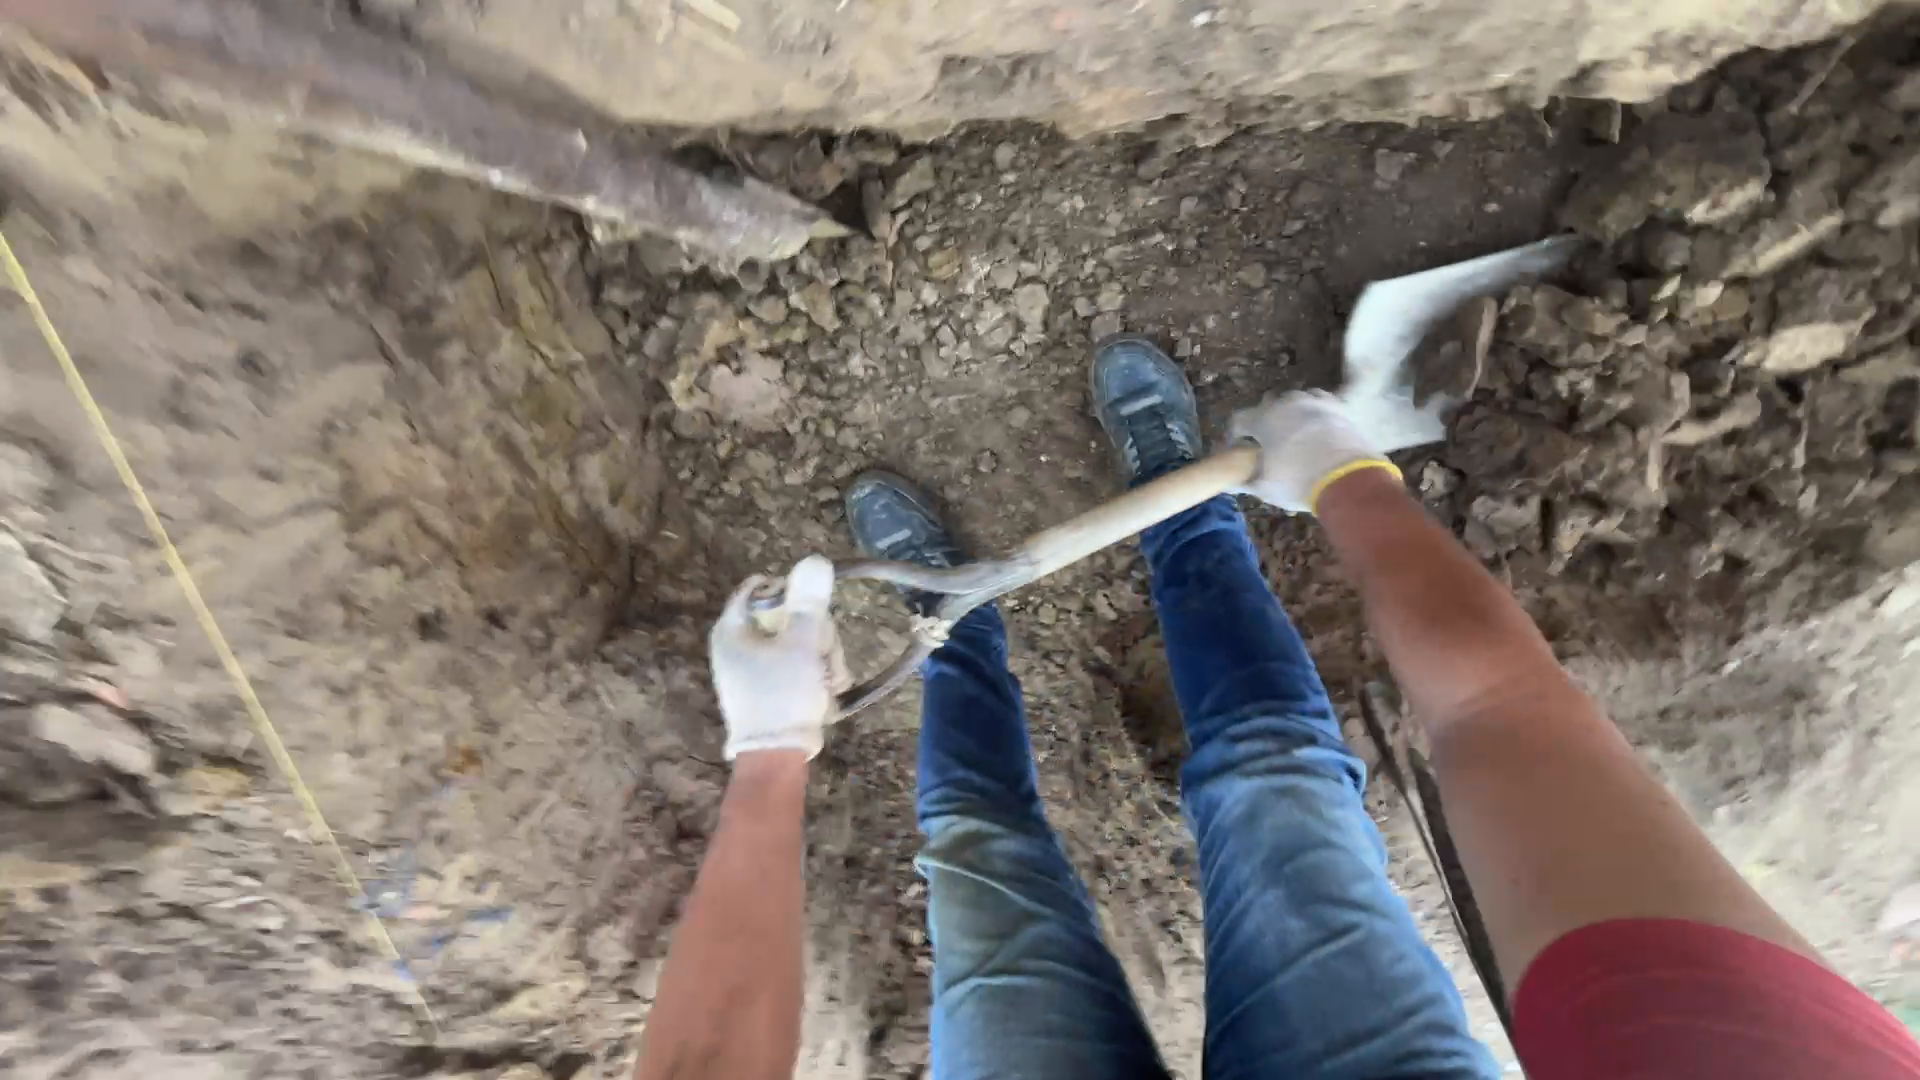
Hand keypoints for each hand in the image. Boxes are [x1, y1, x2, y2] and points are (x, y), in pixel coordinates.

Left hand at [710, 555, 850, 759]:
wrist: (776, 756)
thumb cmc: (783, 694)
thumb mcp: (803, 643)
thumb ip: (811, 602)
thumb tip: (816, 559)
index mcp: (732, 629)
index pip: (760, 588)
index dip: (791, 591)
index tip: (815, 609)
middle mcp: (736, 645)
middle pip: (786, 616)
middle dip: (817, 634)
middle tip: (827, 654)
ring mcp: (750, 669)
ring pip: (798, 642)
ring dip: (823, 657)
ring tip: (832, 680)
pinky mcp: (766, 689)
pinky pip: (795, 665)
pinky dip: (814, 673)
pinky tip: (828, 689)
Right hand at [1228, 390, 1401, 513]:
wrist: (1348, 479)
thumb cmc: (1297, 481)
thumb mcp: (1264, 487)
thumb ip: (1243, 482)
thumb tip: (1229, 484)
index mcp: (1263, 420)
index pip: (1238, 419)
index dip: (1235, 434)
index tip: (1238, 448)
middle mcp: (1286, 404)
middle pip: (1267, 405)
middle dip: (1264, 420)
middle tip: (1268, 443)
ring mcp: (1314, 402)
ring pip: (1295, 400)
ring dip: (1290, 413)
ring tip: (1293, 434)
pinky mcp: (1338, 408)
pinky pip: (1320, 403)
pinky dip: (1315, 412)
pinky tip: (1317, 427)